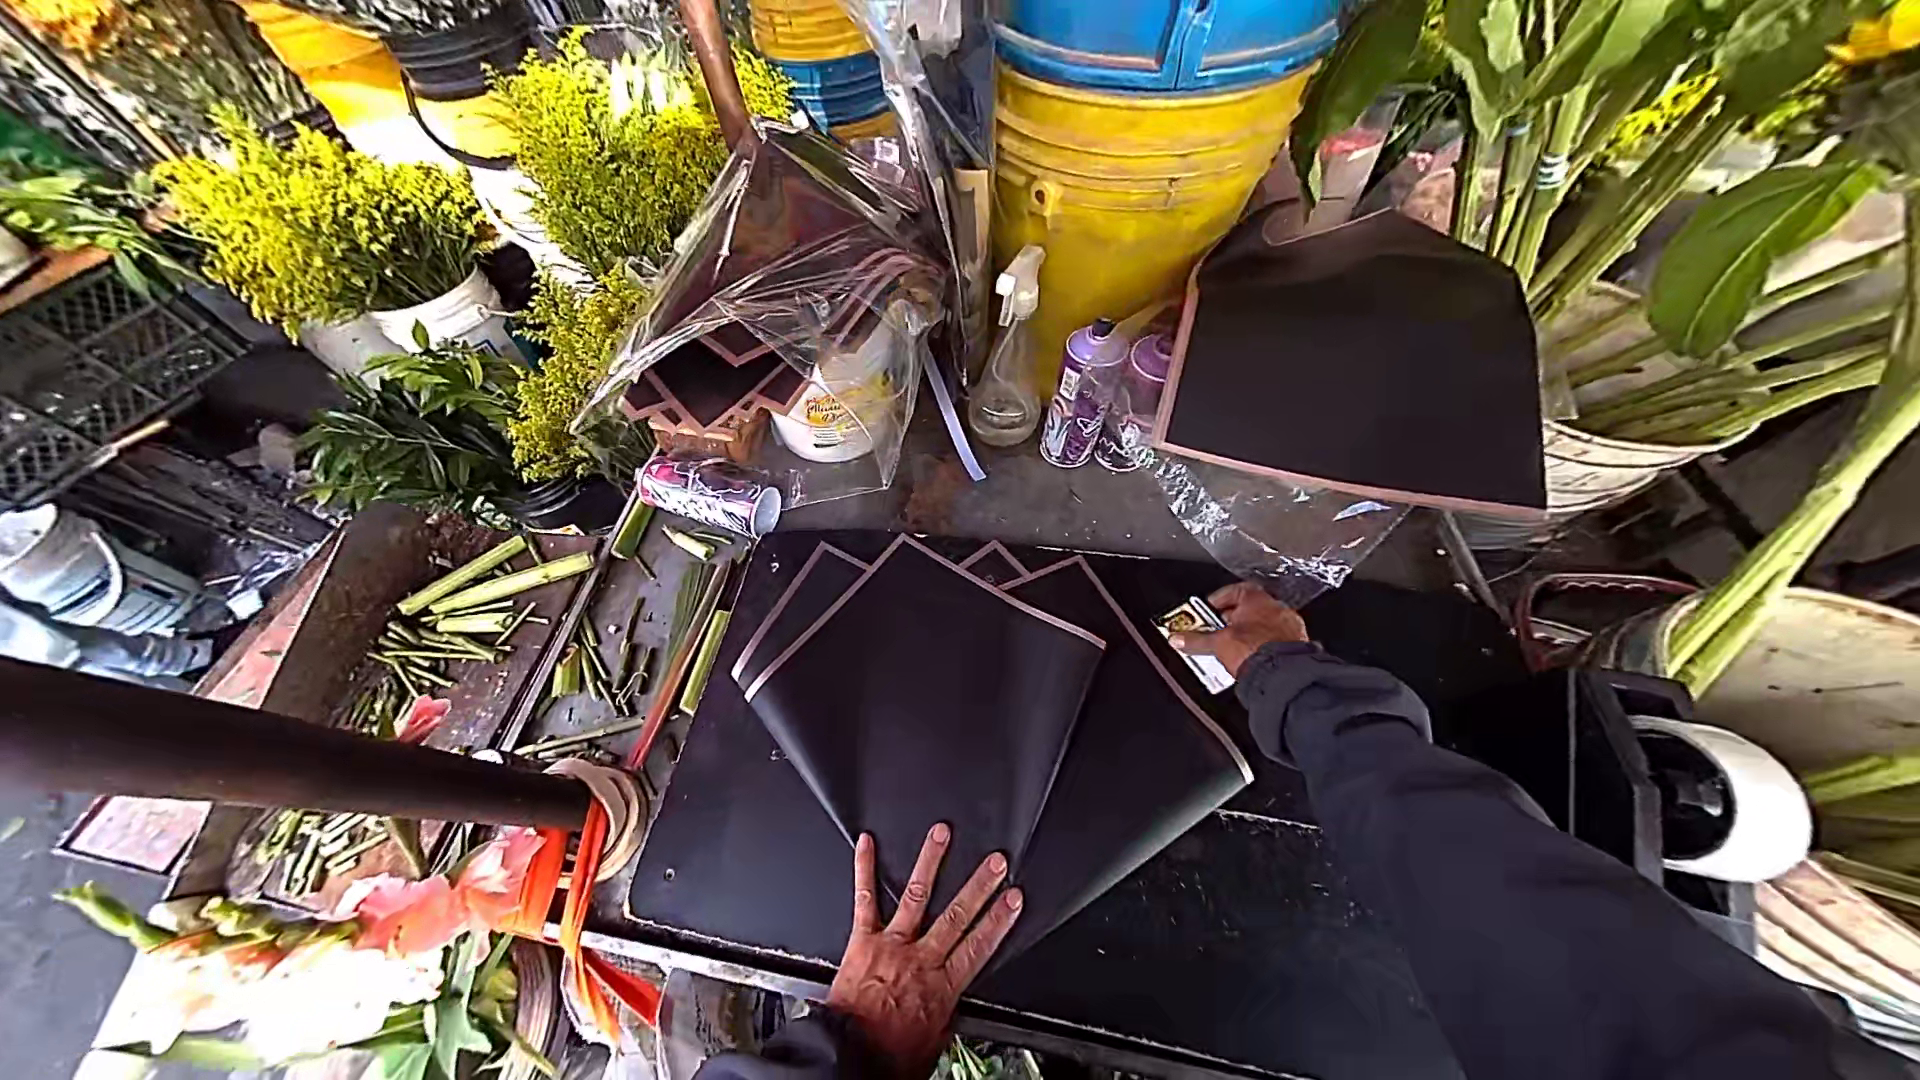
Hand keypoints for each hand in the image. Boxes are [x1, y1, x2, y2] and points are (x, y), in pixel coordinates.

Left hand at [826, 825, 1022, 1077]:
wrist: (846, 1060)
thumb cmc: (886, 1059)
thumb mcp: (932, 1046)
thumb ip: (945, 1016)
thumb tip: (953, 1008)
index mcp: (940, 987)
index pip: (978, 946)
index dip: (999, 920)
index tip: (1013, 897)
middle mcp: (919, 958)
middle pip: (956, 915)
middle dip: (979, 885)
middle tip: (996, 860)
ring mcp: (892, 943)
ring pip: (916, 894)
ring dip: (931, 860)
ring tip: (942, 832)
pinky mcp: (862, 939)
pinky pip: (864, 899)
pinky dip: (864, 868)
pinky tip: (866, 843)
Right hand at [1168, 581, 1308, 676]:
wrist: (1282, 676)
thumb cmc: (1255, 650)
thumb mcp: (1217, 643)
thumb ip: (1196, 639)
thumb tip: (1178, 638)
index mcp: (1258, 599)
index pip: (1236, 590)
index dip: (1220, 599)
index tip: (1209, 608)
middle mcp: (1277, 609)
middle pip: (1250, 608)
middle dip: (1232, 618)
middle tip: (1216, 629)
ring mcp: (1290, 627)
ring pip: (1264, 625)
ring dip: (1249, 633)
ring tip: (1232, 647)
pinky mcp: (1298, 646)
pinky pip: (1276, 640)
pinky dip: (1262, 646)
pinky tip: (1251, 657)